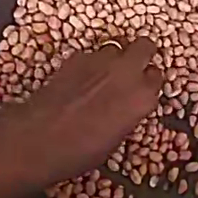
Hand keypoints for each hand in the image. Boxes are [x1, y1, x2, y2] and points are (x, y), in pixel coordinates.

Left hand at [0, 37, 164, 188]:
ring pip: (116, 47)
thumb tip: (125, 108)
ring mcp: (101, 61)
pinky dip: (90, 63)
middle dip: (142, 53)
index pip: (157, 77)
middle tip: (134, 66)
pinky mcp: (76, 57)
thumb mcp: (115, 139)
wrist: (40, 137)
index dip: (150, 81)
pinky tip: (81, 78)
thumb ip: (127, 115)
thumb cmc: (81, 151)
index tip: (145, 87)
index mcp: (142, 98)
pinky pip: (91, 54)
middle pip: (145, 46)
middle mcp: (127, 73)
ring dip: (114, 57)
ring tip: (104, 73)